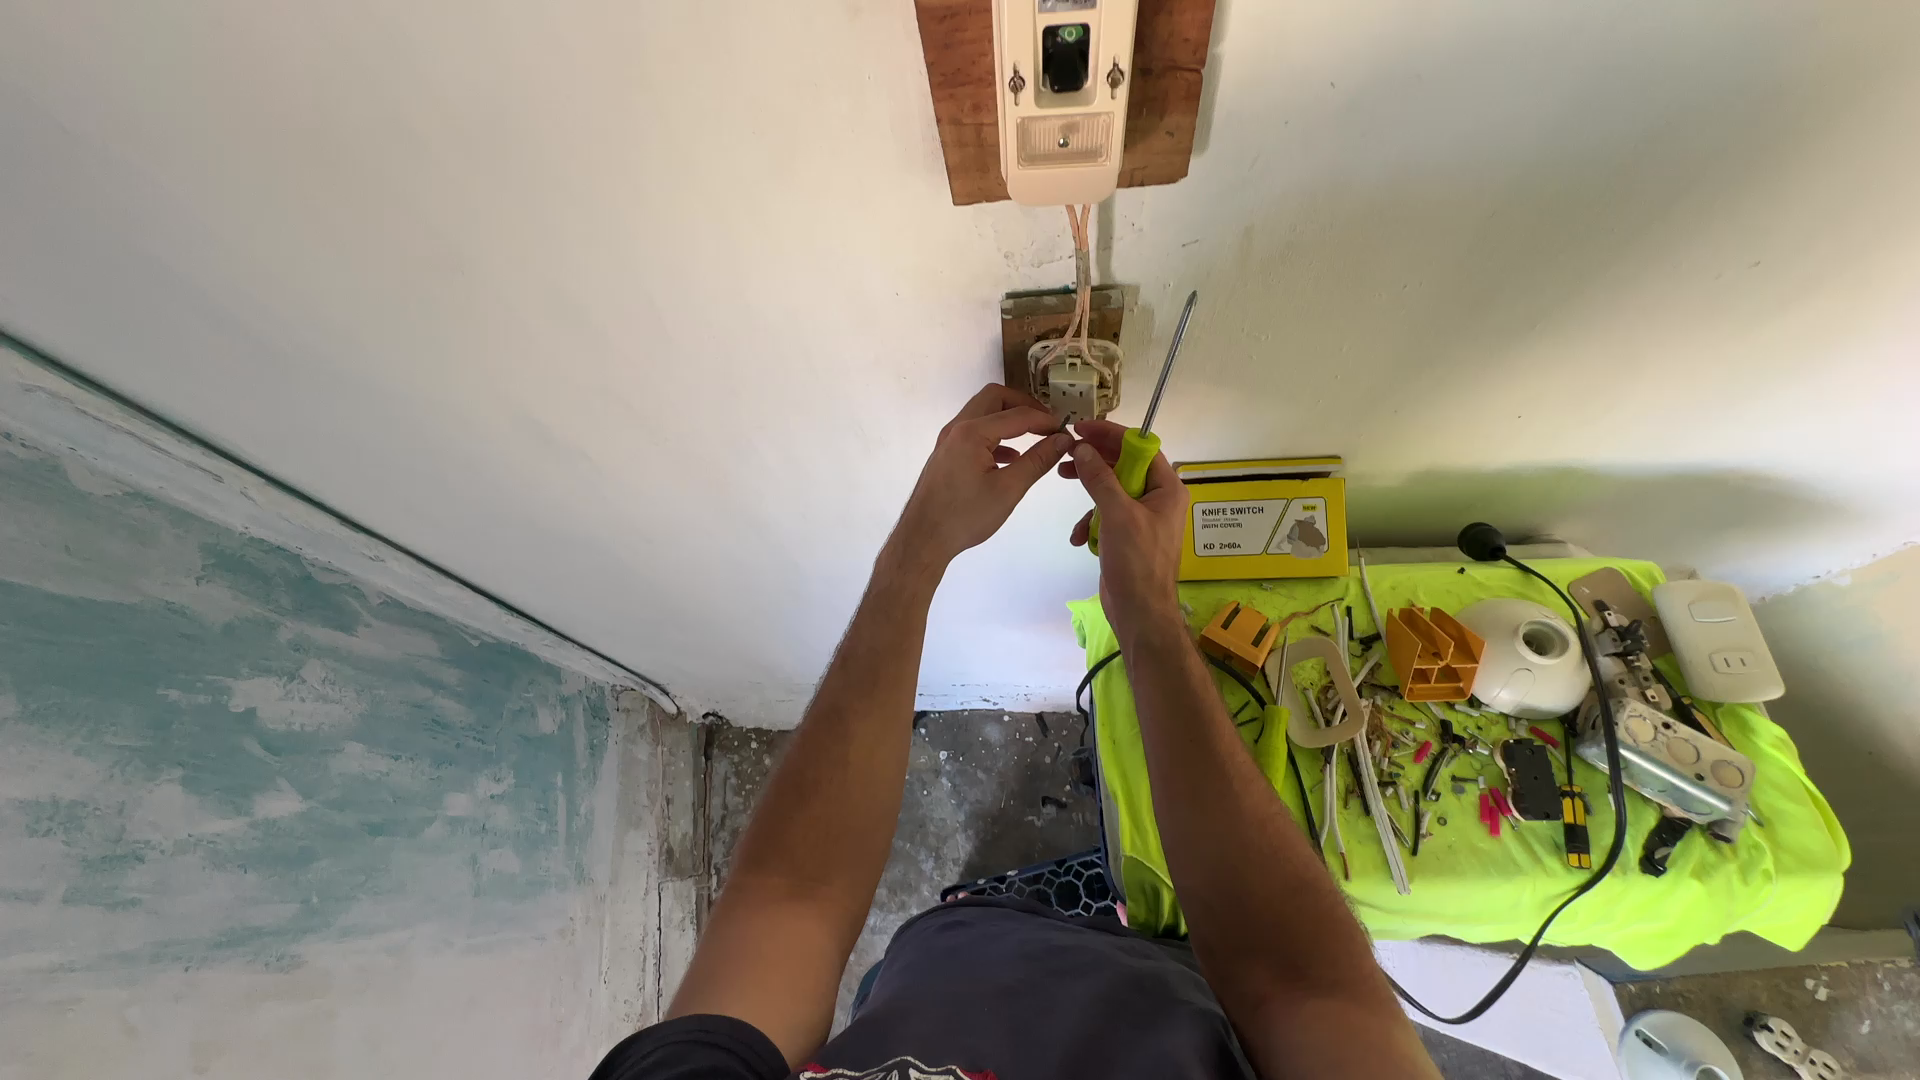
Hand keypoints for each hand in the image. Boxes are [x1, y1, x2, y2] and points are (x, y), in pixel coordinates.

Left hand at [891, 385, 1074, 567]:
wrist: (923, 538)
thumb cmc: (966, 516)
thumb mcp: (1008, 489)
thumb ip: (1038, 461)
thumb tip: (1063, 440)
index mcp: (972, 432)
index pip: (1018, 414)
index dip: (1046, 421)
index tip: (1066, 432)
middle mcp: (957, 427)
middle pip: (995, 398)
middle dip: (1024, 406)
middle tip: (1047, 424)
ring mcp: (949, 439)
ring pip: (983, 413)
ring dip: (1009, 419)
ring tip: (1035, 438)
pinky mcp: (947, 453)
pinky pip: (975, 432)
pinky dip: (996, 436)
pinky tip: (1012, 457)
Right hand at [1059, 418, 1190, 638]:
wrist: (1140, 612)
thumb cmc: (1137, 562)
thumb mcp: (1117, 515)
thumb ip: (1100, 479)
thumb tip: (1083, 450)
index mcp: (1167, 488)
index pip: (1141, 447)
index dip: (1111, 434)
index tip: (1082, 428)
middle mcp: (1158, 498)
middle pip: (1124, 465)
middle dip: (1095, 460)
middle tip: (1067, 453)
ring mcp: (1142, 518)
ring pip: (1111, 489)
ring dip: (1089, 492)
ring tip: (1064, 481)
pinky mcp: (1128, 536)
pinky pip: (1106, 515)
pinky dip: (1090, 522)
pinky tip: (1080, 538)